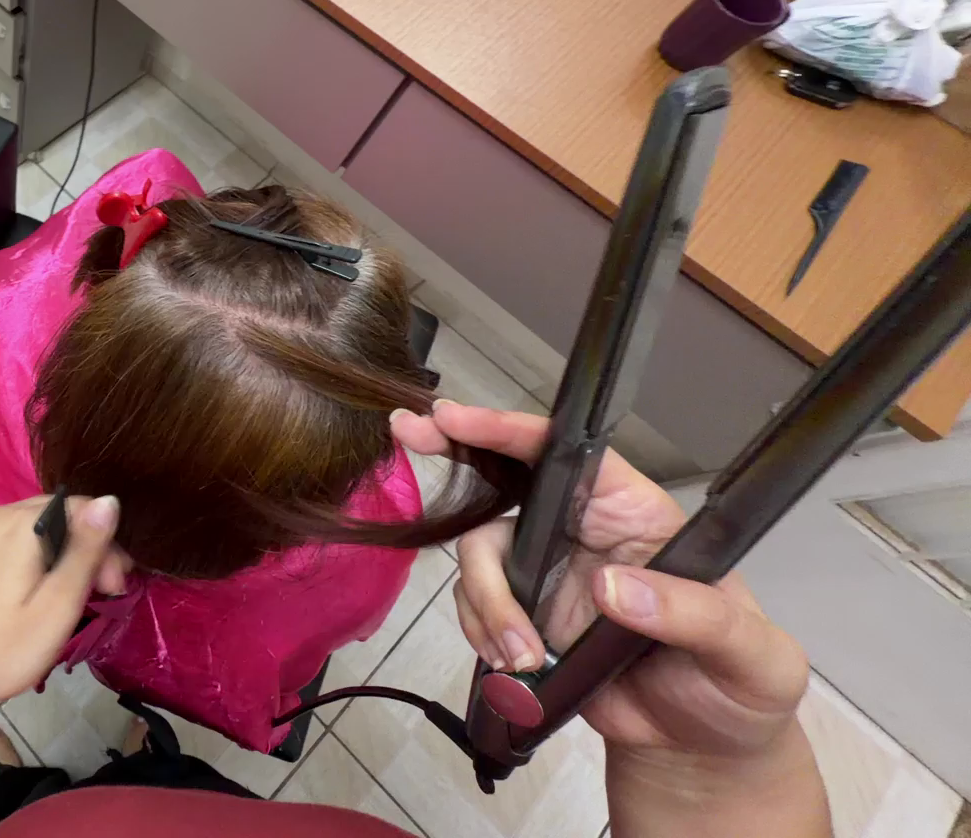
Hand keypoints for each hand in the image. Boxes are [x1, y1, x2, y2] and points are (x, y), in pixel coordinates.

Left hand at [0, 495, 126, 726]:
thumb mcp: (56, 606)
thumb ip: (85, 551)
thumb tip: (110, 500)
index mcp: (19, 523)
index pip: (80, 508)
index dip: (105, 544)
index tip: (113, 588)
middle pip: (57, 516)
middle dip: (85, 549)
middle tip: (99, 598)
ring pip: (34, 529)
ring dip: (60, 555)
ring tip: (68, 602)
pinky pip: (10, 541)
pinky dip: (32, 559)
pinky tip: (33, 595)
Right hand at [391, 403, 809, 761]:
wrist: (688, 743)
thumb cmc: (735, 687)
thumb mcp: (751, 657)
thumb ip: (694, 616)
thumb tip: (609, 587)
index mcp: (629, 513)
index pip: (564, 453)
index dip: (506, 428)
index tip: (453, 417)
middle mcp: (572, 527)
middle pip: (498, 484)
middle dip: (449, 454)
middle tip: (407, 434)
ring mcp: (535, 566)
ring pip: (477, 553)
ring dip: (487, 601)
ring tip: (522, 656)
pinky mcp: (511, 605)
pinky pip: (470, 602)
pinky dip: (481, 631)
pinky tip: (516, 666)